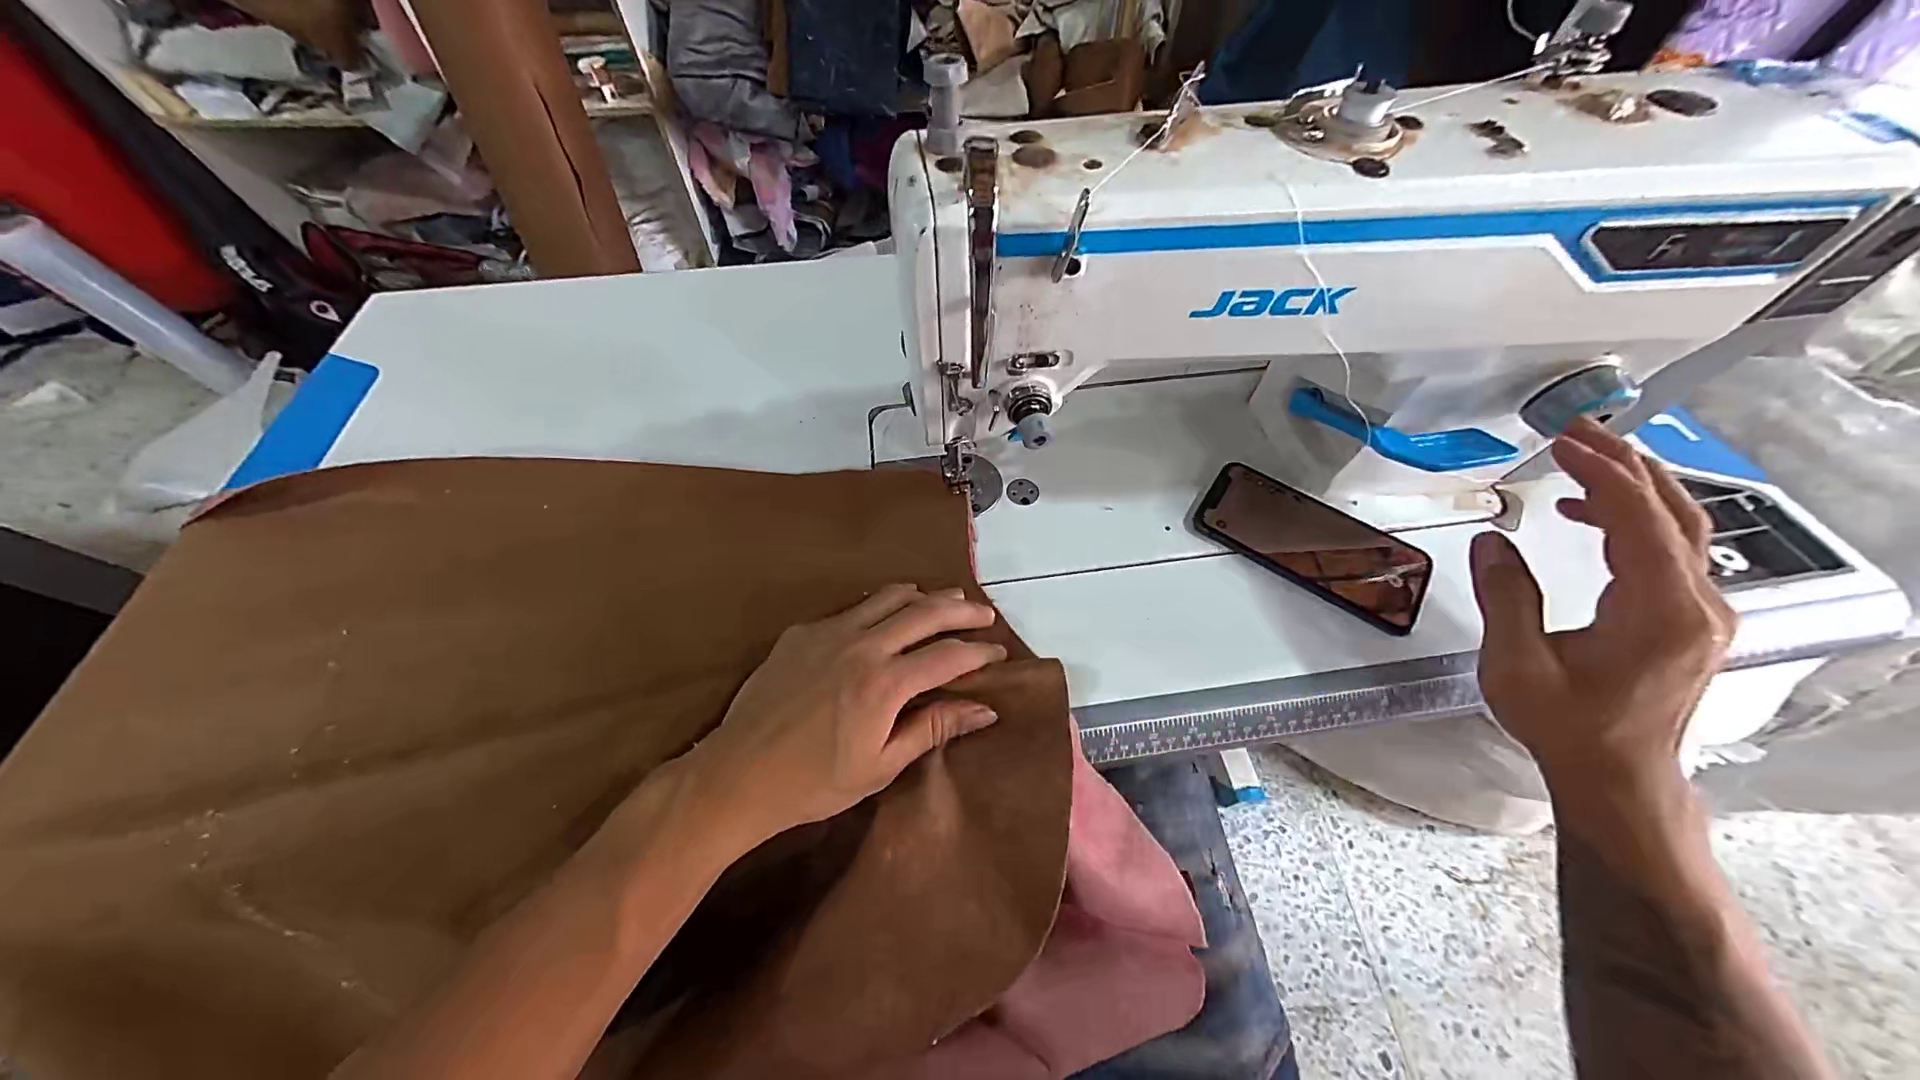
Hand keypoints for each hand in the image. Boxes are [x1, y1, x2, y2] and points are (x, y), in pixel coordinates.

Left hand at [688, 585, 1007, 841]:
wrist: (738, 774)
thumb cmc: (814, 783)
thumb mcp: (881, 765)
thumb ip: (933, 729)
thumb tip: (985, 710)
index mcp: (885, 684)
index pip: (948, 656)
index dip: (979, 652)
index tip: (999, 653)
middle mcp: (861, 646)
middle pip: (925, 613)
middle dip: (962, 612)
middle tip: (985, 615)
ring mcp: (829, 632)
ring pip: (888, 598)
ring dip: (924, 596)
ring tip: (946, 600)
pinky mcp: (802, 632)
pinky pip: (852, 608)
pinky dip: (881, 606)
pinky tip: (887, 615)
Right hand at [1470, 418, 1736, 803]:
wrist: (1615, 772)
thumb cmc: (1566, 724)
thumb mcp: (1517, 662)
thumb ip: (1507, 595)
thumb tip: (1492, 540)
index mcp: (1660, 611)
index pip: (1639, 521)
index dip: (1602, 474)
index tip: (1562, 443)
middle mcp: (1697, 604)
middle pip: (1674, 513)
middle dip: (1625, 464)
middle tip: (1576, 431)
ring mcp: (1700, 612)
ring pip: (1679, 528)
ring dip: (1631, 488)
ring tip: (1582, 459)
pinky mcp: (1688, 619)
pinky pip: (1669, 552)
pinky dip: (1631, 521)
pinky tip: (1588, 516)